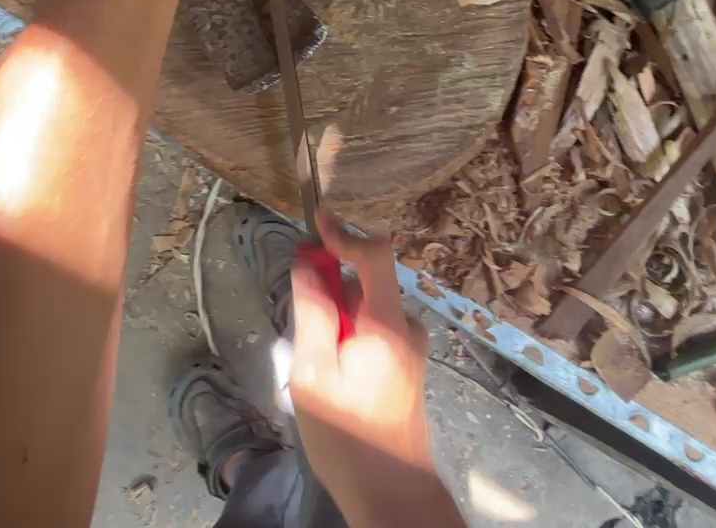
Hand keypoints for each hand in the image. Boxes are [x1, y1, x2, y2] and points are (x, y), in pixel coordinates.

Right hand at [290, 215, 464, 527]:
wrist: (392, 495)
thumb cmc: (347, 436)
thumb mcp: (314, 373)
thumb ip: (313, 312)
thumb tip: (307, 263)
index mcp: (387, 323)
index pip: (374, 255)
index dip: (345, 233)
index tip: (316, 220)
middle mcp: (406, 326)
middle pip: (366, 281)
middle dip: (331, 288)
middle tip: (304, 326)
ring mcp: (410, 347)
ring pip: (367, 308)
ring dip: (339, 316)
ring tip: (318, 362)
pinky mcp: (407, 364)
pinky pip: (374, 328)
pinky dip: (350, 332)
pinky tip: (334, 373)